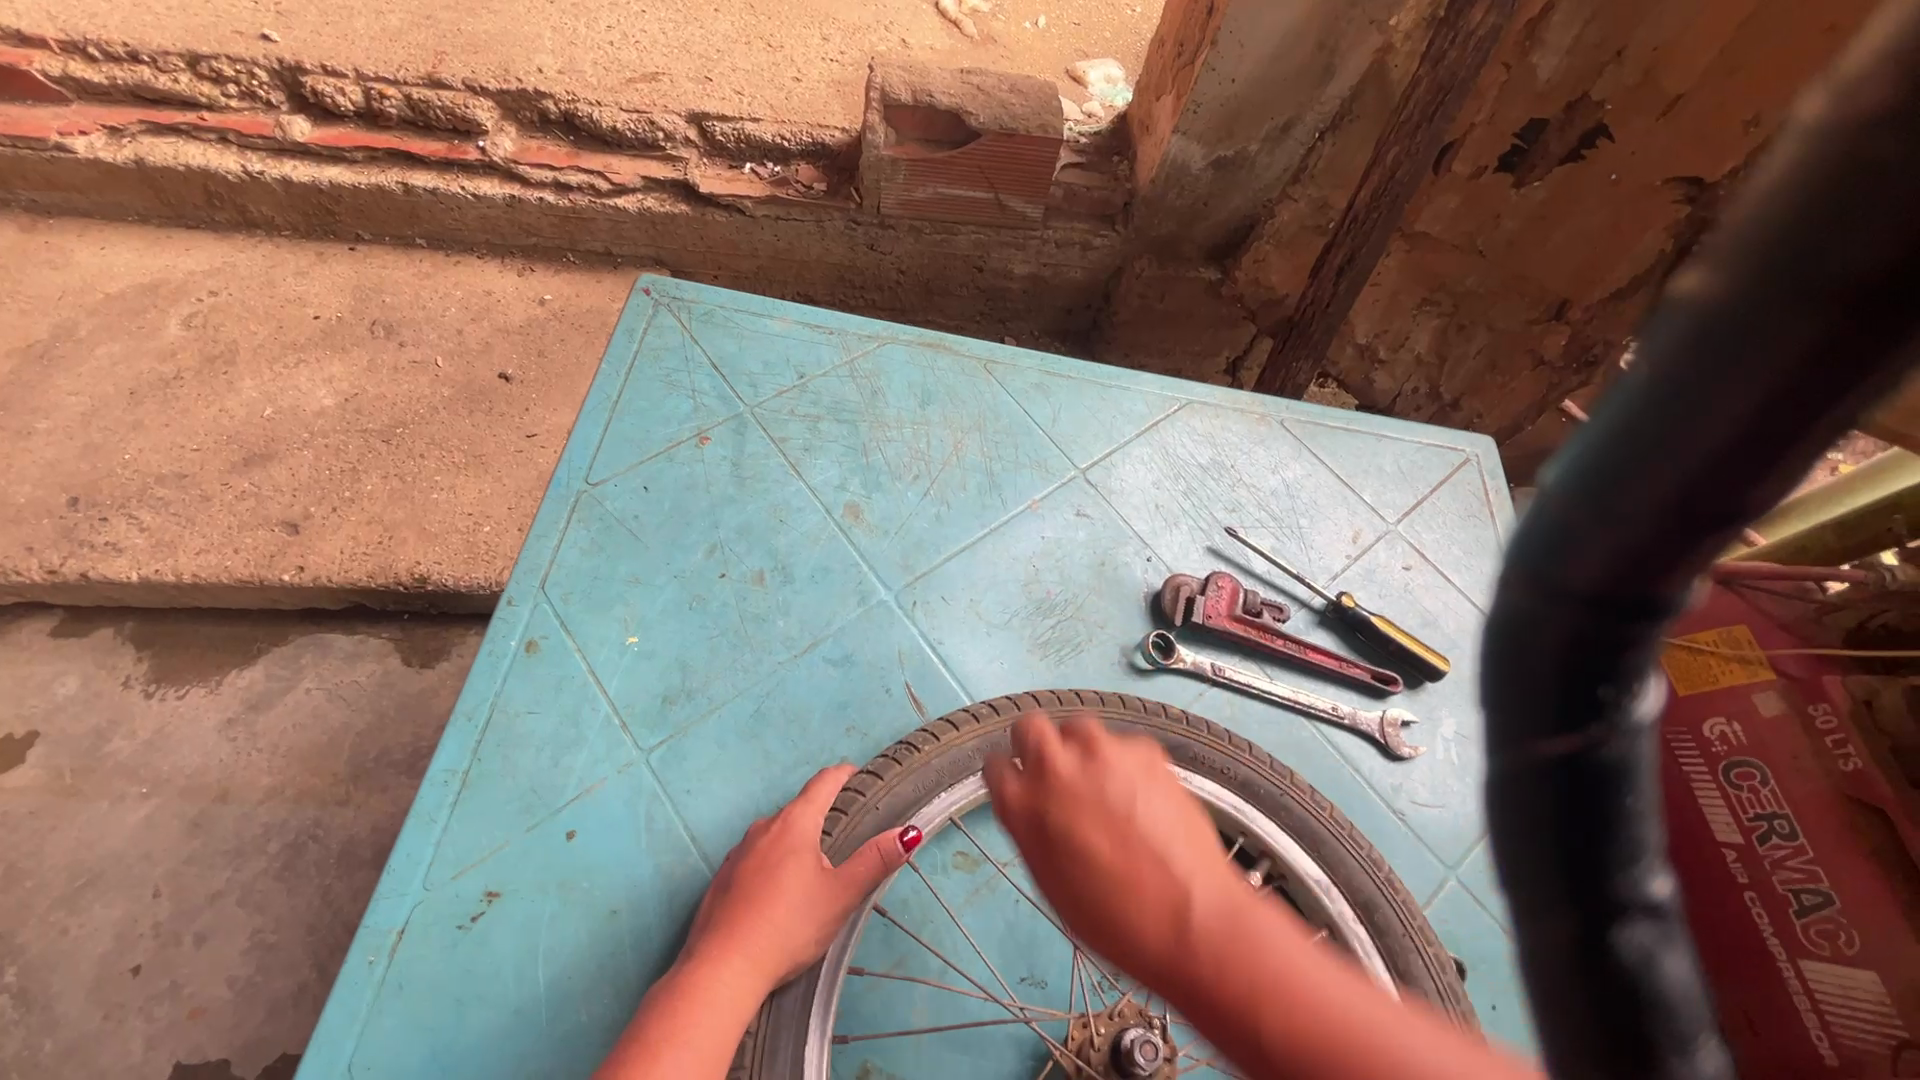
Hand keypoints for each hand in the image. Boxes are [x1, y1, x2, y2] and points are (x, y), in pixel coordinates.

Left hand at [675, 764, 922, 994]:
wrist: (721, 970)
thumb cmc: (788, 927)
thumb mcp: (841, 895)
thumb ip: (875, 861)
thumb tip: (909, 832)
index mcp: (794, 823)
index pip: (823, 782)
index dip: (844, 775)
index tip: (859, 776)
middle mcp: (763, 829)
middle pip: (799, 809)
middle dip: (823, 815)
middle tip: (848, 833)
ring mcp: (737, 854)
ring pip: (775, 836)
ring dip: (796, 842)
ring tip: (816, 868)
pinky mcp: (721, 880)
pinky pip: (754, 860)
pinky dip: (772, 865)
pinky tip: (778, 895)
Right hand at [984, 712, 1273, 988]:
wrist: (1189, 919)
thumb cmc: (1114, 919)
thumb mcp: (1049, 879)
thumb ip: (1033, 828)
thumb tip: (1036, 809)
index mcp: (1021, 805)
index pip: (996, 765)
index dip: (1011, 775)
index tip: (1022, 784)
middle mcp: (1054, 767)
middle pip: (1028, 727)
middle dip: (1037, 744)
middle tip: (1056, 771)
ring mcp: (1101, 752)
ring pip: (1077, 728)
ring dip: (1081, 748)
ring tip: (1102, 783)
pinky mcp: (1144, 748)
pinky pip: (1122, 744)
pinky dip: (1124, 762)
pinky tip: (1140, 795)